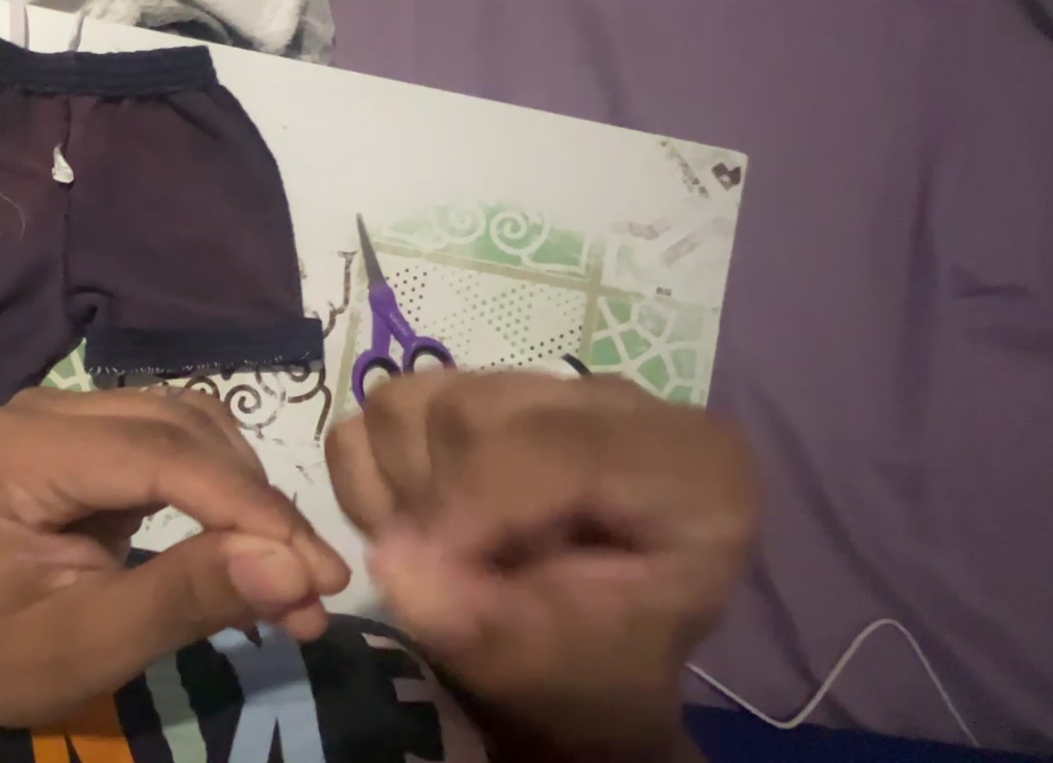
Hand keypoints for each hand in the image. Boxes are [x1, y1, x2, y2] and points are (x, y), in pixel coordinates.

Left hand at [0, 386, 350, 730]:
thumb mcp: (89, 645)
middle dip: (255, 505)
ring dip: (249, 491)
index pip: (153, 456)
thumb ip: (183, 598)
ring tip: (289, 572)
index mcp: (19, 452)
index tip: (320, 572)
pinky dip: (227, 484)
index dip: (244, 507)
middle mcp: (43, 408)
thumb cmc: (5, 655)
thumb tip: (291, 567)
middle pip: (179, 429)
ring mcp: (70, 409)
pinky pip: (181, 435)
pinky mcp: (97, 425)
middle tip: (314, 587)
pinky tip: (250, 539)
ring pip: (191, 423)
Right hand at [325, 371, 756, 758]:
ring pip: (405, 401)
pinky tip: (415, 515)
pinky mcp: (460, 386)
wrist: (577, 654)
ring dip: (398, 486)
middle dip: (434, 502)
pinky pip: (375, 412)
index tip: (421, 571)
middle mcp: (602, 400)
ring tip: (440, 544)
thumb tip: (390, 563)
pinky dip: (367, 472)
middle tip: (445, 573)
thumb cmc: (594, 666)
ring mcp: (523, 383)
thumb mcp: (567, 669)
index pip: (554, 444)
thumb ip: (486, 625)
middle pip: (466, 410)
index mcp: (684, 462)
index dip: (472, 502)